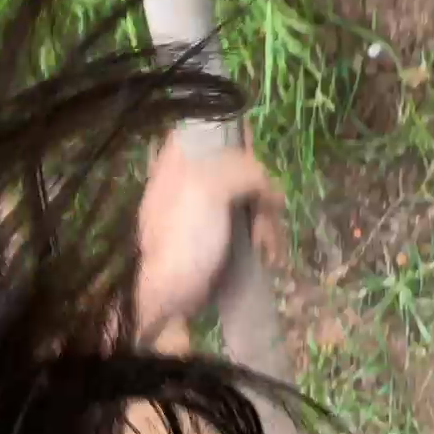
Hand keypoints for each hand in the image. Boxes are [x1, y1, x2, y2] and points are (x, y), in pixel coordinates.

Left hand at [135, 132, 280, 332]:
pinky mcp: (212, 245)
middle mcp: (187, 185)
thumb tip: (268, 187)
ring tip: (267, 247)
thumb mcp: (208, 190)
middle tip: (269, 213)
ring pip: (246, 203)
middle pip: (237, 169)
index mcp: (177, 164)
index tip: (255, 147)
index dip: (231, 133)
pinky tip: (266, 256)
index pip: (203, 131)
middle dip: (261, 191)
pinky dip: (260, 240)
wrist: (165, 301)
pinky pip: (244, 232)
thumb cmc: (182, 240)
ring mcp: (200, 217)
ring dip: (265, 222)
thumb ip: (241, 170)